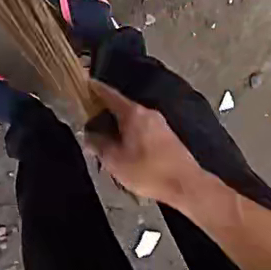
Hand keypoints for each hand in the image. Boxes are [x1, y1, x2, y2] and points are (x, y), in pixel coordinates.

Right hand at [85, 80, 213, 207]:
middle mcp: (147, 112)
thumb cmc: (148, 171)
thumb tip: (89, 135)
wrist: (186, 185)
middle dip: (104, 112)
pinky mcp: (167, 135)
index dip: (95, 89)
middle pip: (121, 106)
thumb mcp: (115, 161)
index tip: (84, 84)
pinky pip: (143, 127)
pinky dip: (130, 132)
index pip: (109, 94)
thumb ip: (99, 145)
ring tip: (106, 139)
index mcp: (132, 113)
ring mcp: (159, 123)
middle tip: (90, 121)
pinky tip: (126, 148)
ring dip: (118, 125)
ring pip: (132, 119)